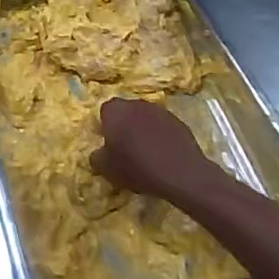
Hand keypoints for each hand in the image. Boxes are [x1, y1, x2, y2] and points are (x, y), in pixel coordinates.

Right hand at [90, 98, 220, 200]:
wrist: (182, 174)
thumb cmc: (137, 167)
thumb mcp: (107, 168)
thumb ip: (97, 157)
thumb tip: (98, 154)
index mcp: (114, 110)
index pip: (104, 112)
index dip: (106, 127)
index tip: (110, 144)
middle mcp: (135, 104)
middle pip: (126, 112)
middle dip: (125, 126)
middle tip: (127, 148)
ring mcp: (159, 111)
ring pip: (146, 119)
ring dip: (144, 131)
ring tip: (148, 153)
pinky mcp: (179, 122)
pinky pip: (164, 128)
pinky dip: (162, 137)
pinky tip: (165, 156)